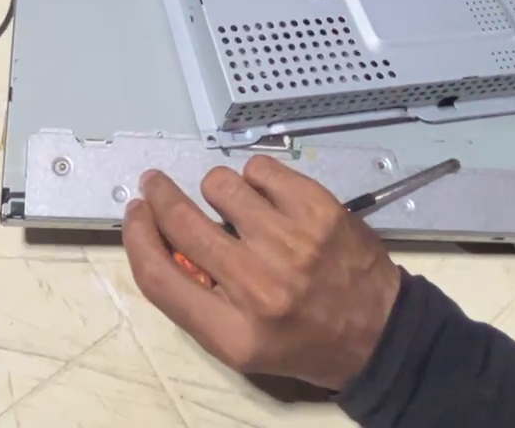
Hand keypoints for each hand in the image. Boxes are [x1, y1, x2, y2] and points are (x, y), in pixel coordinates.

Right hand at [122, 155, 401, 390]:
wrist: (379, 333)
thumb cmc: (303, 338)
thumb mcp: (241, 344)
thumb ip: (194, 298)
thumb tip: (158, 232)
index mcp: (233, 332)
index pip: (158, 276)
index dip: (136, 236)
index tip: (135, 213)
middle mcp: (258, 287)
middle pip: (181, 221)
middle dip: (160, 193)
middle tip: (156, 184)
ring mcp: (290, 242)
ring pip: (219, 184)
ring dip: (218, 190)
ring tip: (237, 206)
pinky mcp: (317, 209)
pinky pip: (259, 169)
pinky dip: (257, 179)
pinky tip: (271, 199)